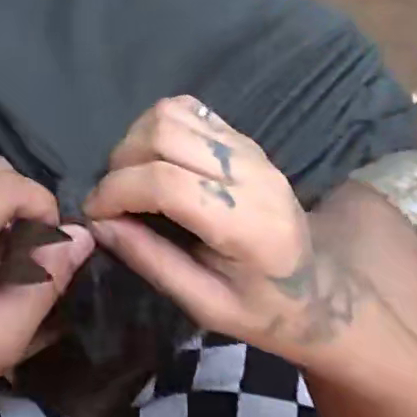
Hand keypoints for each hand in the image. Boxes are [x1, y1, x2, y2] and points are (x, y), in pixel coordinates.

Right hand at [83, 96, 361, 370]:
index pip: (165, 183)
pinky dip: (155, 124)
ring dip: (134, 139)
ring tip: (131, 175)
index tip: (94, 211)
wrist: (322, 291)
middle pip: (162, 135)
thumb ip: (151, 261)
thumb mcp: (205, 306)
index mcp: (250, 227)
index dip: (116, 191)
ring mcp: (249, 150)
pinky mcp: (241, 137)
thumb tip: (98, 224)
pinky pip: (184, 108)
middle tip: (113, 196)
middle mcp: (253, 176)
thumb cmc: (262, 308)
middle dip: (120, 162)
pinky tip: (154, 157)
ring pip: (169, 113)